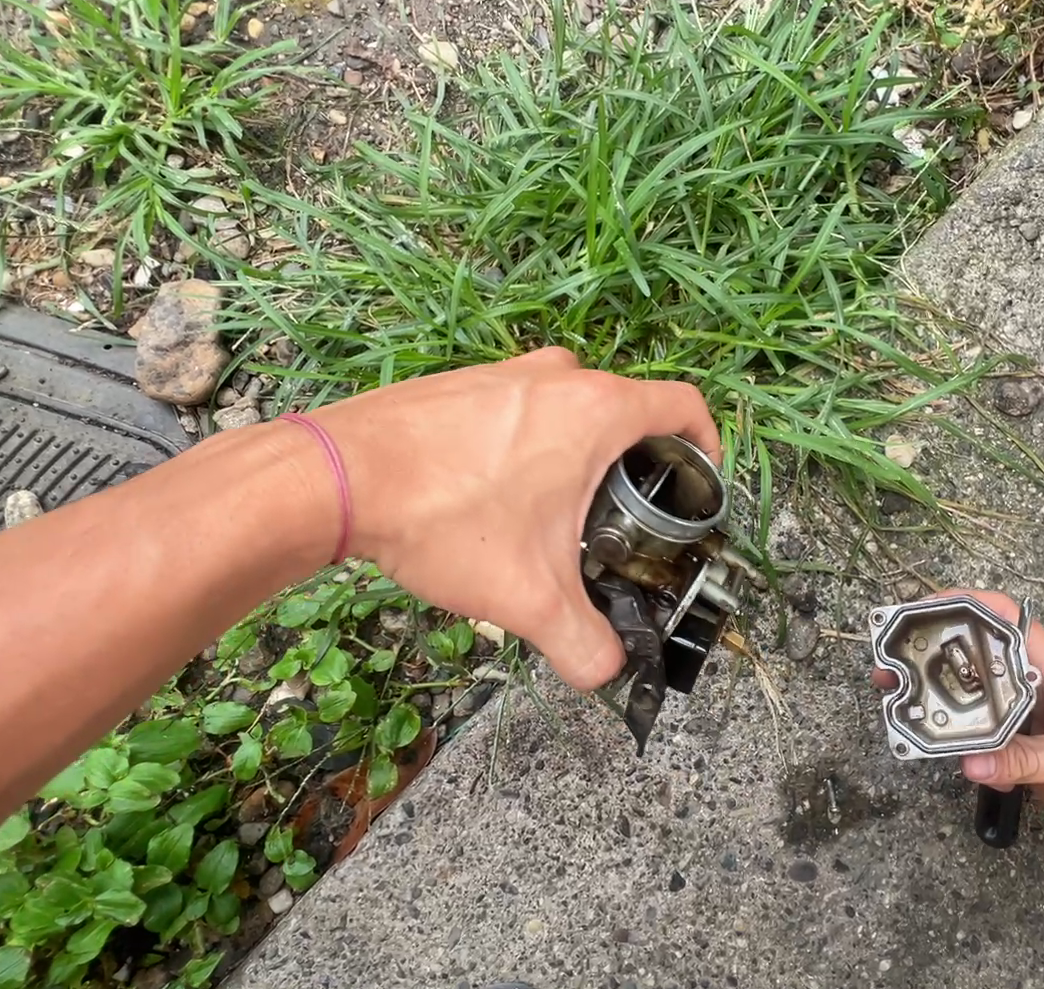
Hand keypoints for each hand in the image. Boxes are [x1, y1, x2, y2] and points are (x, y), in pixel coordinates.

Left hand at [297, 348, 720, 691]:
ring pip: (576, 406)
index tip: (698, 480)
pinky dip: (535, 439)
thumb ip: (584, 643)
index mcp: (597, 409)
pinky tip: (500, 489)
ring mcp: (511, 371)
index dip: (707, 442)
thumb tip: (608, 671)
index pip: (685, 406)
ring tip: (561, 508)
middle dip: (639, 461)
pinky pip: (526, 405)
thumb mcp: (528, 595)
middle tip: (623, 516)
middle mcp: (561, 375)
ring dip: (584, 449)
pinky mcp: (468, 380)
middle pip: (631, 411)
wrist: (335, 476)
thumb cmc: (447, 519)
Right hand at [876, 590, 1043, 855]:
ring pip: (966, 688)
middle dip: (932, 645)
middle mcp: (1029, 681)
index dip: (965, 602)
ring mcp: (1018, 712)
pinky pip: (971, 728)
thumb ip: (1031, 758)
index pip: (1004, 617)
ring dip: (931, 688)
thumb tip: (974, 761)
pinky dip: (947, 730)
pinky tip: (930, 737)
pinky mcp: (1011, 742)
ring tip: (894, 690)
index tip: (925, 607)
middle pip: (974, 649)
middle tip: (894, 655)